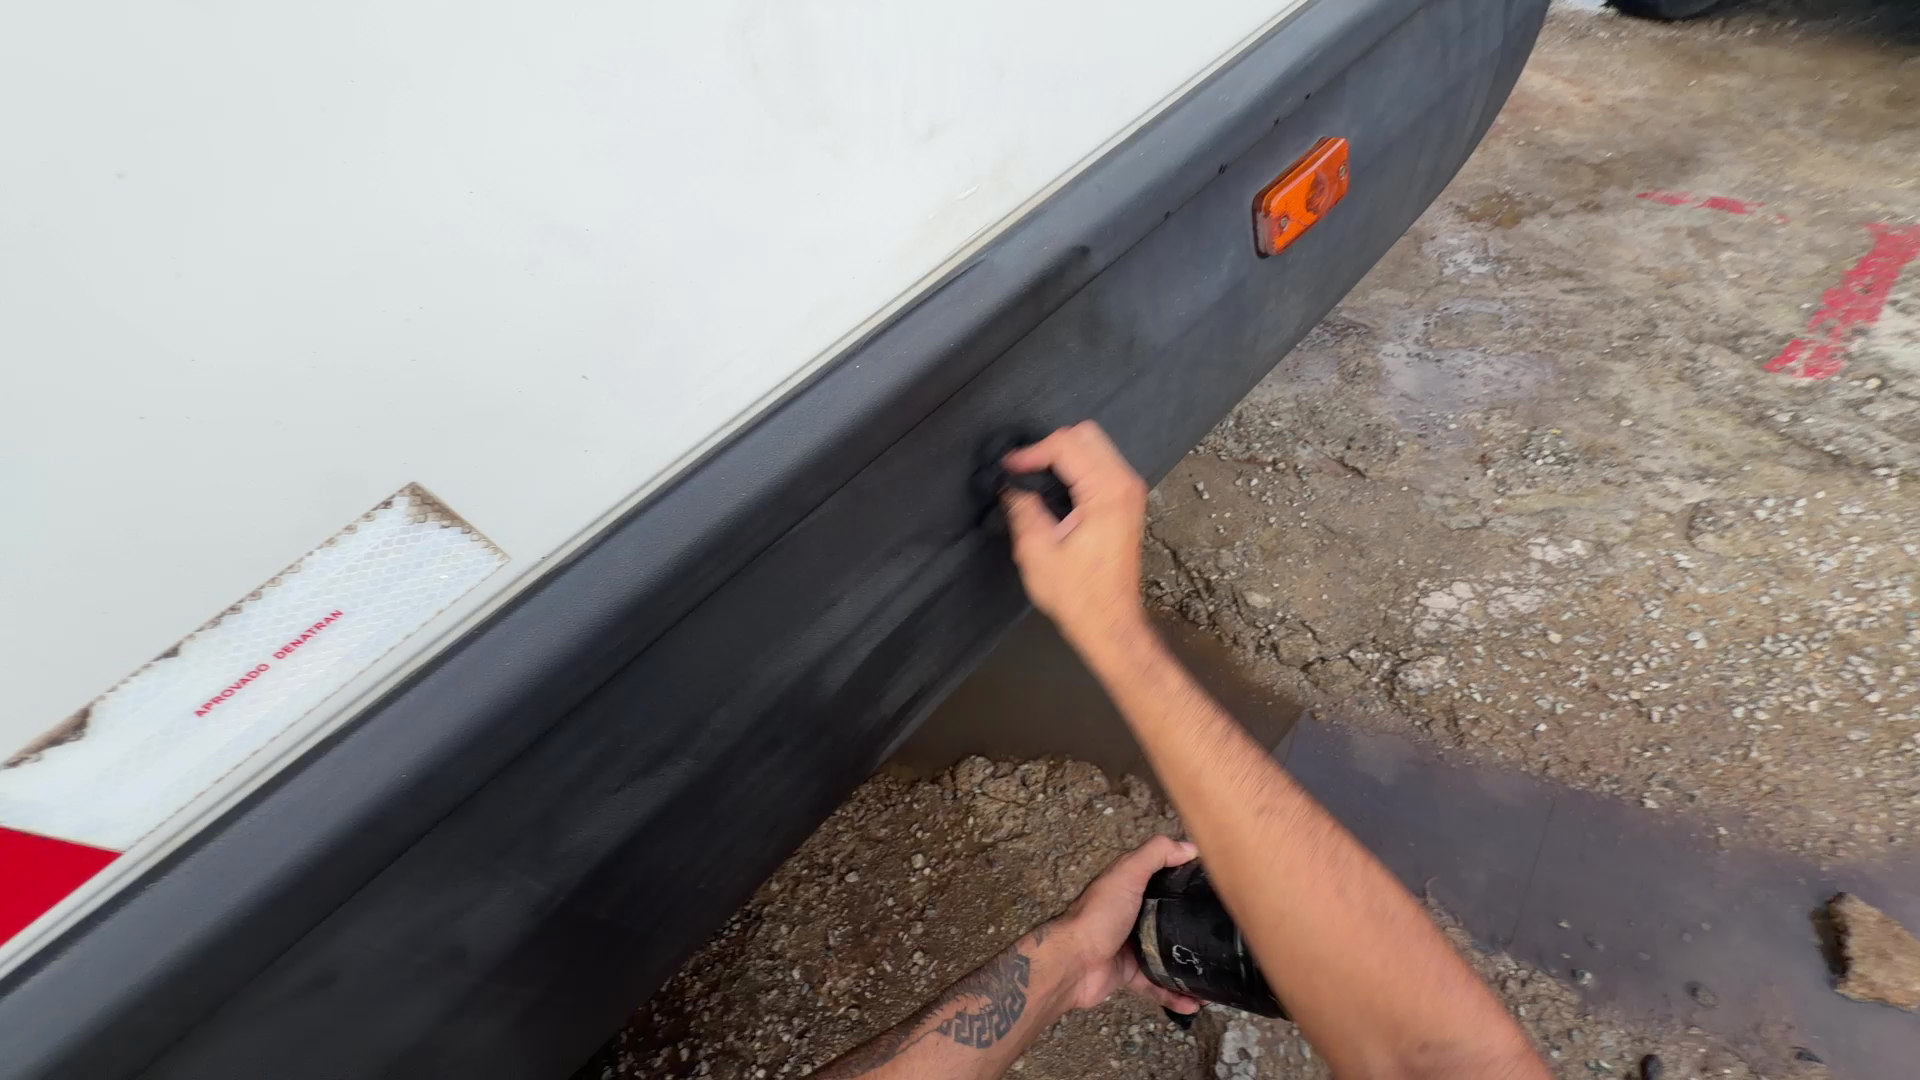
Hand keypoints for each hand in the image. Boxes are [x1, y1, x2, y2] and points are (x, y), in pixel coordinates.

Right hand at [1001, 422, 1150, 649]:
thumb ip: (1022, 510)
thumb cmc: (1079, 595)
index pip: (1066, 445)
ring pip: (1095, 445)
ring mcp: (1129, 493)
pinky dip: (1075, 465)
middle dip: (1049, 445)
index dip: (1031, 452)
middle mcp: (1124, 486)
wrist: (1110, 622)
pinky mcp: (1126, 503)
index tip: (1009, 468)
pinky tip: (1054, 485)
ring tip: (1033, 474)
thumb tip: (1011, 488)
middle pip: (1086, 434)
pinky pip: (1101, 464)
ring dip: (1063, 453)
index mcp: (1106, 493)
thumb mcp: (1037, 552)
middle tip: (1021, 468)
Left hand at [1047, 835, 1204, 1014]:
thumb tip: (1188, 847)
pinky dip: (1175, 994)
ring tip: (1214, 975)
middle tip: (1221, 935)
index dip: (1184, 877)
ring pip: (1166, 953)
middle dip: (1191, 925)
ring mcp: (1130, 944)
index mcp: (1129, 884)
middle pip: (1167, 916)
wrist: (1074, 962)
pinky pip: (1158, 984)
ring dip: (1188, 965)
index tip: (1215, 887)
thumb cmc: (1100, 914)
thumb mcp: (1128, 874)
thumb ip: (1155, 855)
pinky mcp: (1129, 972)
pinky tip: (1195, 1002)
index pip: (1162, 875)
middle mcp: (1131, 912)